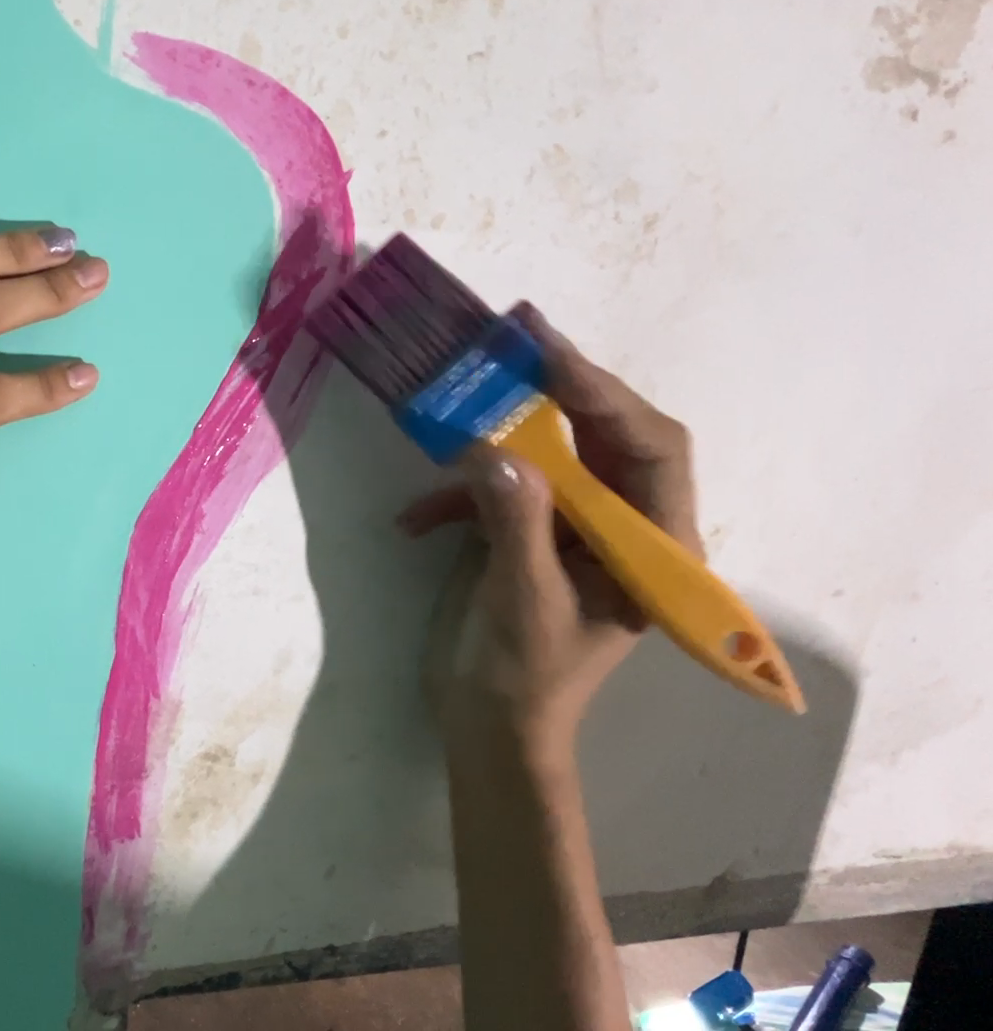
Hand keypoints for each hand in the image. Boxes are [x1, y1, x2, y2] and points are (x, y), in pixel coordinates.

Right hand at [401, 305, 697, 747]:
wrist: (486, 725)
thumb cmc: (523, 676)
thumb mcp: (523, 600)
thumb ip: (517, 522)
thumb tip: (494, 450)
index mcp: (652, 546)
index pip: (649, 448)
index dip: (603, 394)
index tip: (546, 352)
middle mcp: (621, 528)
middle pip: (600, 438)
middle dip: (554, 392)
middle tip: (509, 340)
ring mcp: (571, 531)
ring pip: (546, 457)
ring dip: (493, 441)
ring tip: (445, 417)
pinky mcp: (524, 537)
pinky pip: (495, 493)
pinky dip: (454, 498)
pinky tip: (413, 521)